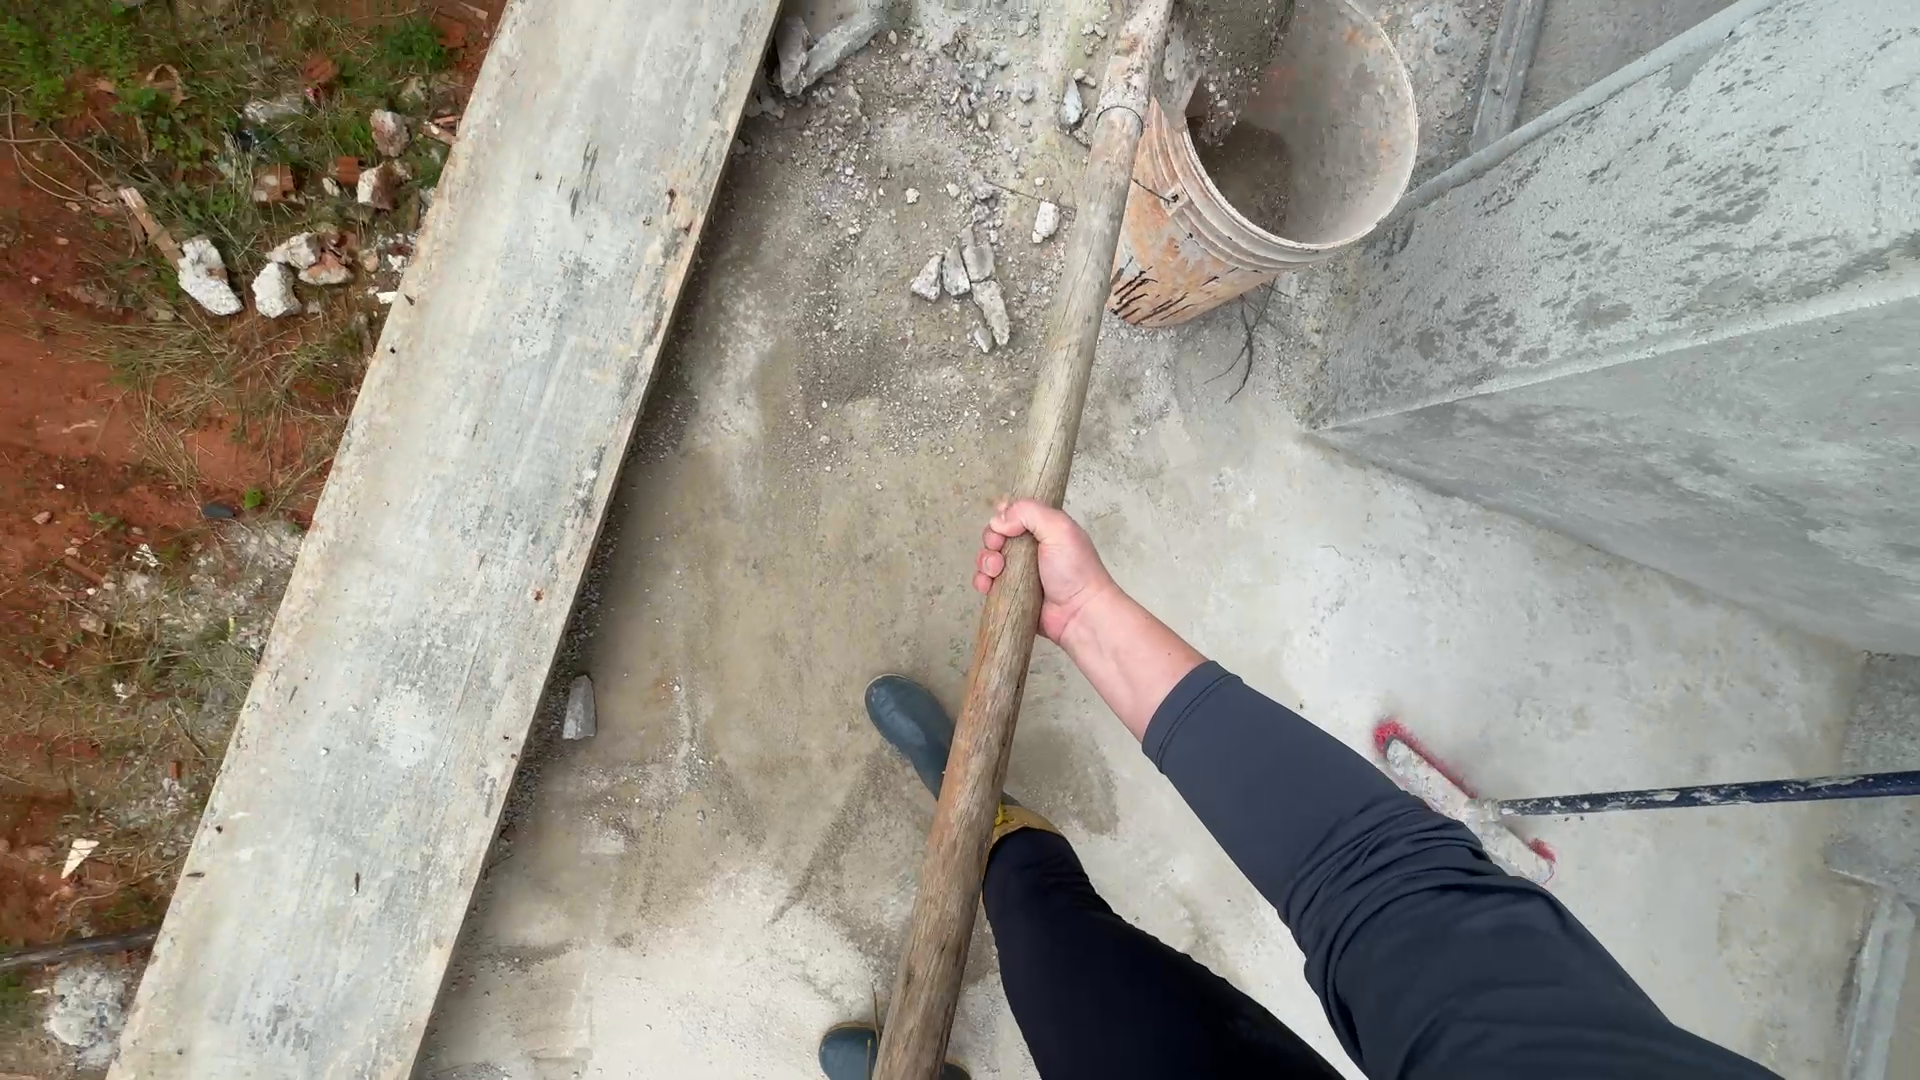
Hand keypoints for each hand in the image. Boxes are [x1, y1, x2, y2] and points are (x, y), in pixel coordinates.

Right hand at [973, 498, 1119, 643]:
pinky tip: (987, 585)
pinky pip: (987, 583)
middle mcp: (1030, 548)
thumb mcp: (1060, 529)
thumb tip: (998, 520)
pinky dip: (982, 581)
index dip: (1002, 516)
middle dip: (991, 540)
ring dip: (985, 561)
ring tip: (996, 571)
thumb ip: (1030, 512)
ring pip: (989, 559)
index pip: (1014, 513)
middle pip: (997, 535)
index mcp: (1044, 528)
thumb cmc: (1075, 570)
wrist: (1079, 614)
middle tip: (998, 548)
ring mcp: (1019, 572)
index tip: (1003, 525)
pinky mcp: (1011, 593)